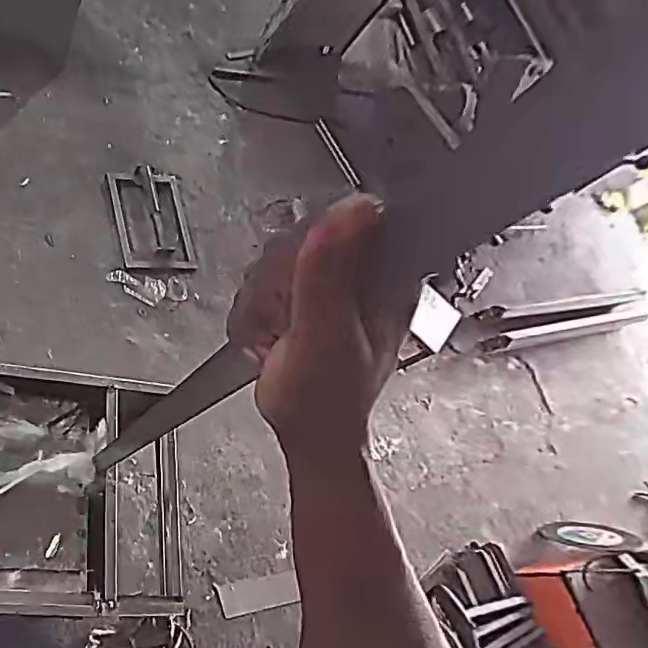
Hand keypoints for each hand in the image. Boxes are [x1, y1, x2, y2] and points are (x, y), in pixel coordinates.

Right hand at [227, 194, 405, 463]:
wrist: (308, 434)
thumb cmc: (325, 401)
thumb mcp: (324, 335)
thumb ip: (329, 274)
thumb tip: (348, 212)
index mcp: (389, 278)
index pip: (350, 219)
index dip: (314, 247)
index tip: (300, 286)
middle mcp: (363, 277)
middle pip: (305, 236)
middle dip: (281, 282)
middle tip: (289, 319)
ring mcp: (332, 287)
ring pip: (281, 256)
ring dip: (266, 299)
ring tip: (281, 331)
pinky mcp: (304, 298)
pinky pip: (267, 278)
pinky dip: (259, 308)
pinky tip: (272, 332)